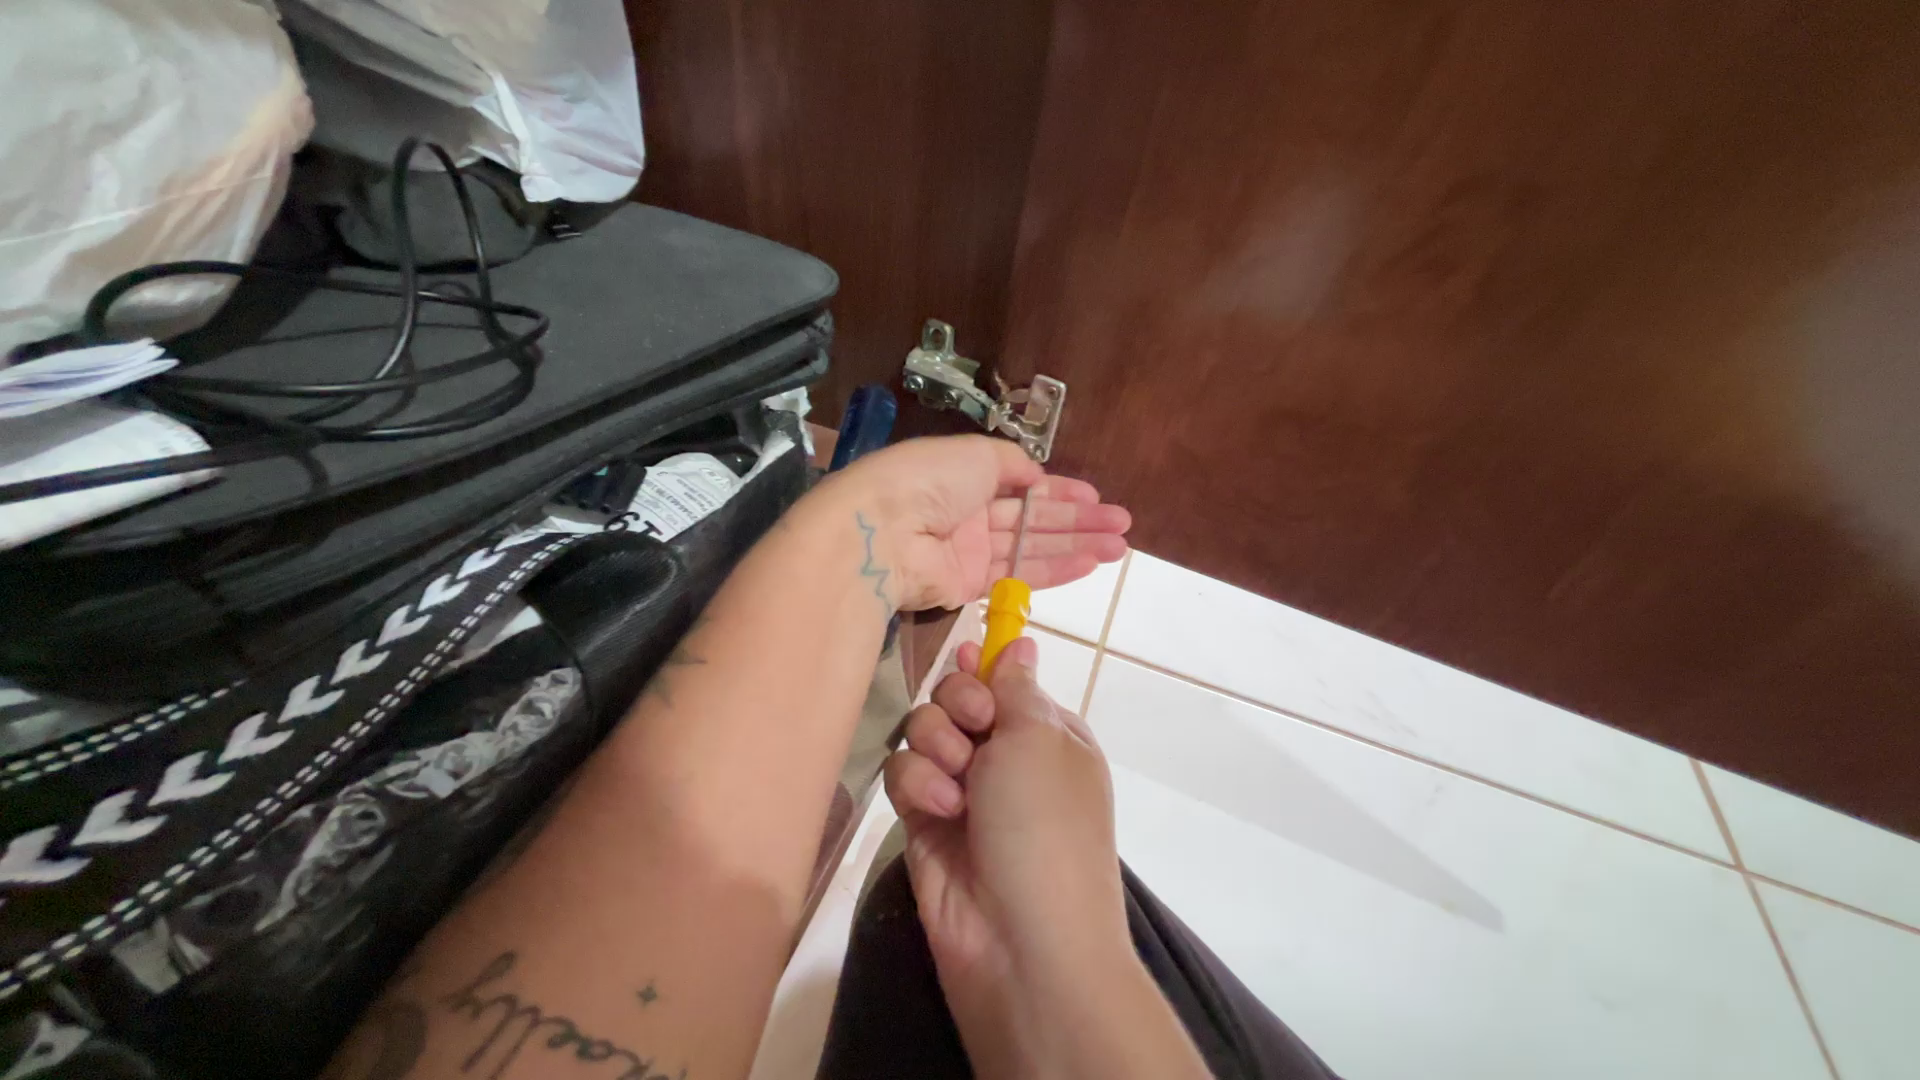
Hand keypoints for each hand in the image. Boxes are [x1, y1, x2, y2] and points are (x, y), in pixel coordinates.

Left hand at [823, 435, 1129, 610]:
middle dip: (1079, 519)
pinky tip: (1089, 563)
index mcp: (966, 475)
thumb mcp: (976, 454)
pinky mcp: (968, 584)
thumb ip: (1012, 464)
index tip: (1096, 496)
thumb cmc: (929, 479)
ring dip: (1076, 545)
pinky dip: (1055, 569)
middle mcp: (969, 511)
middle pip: (1033, 516)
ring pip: (1032, 546)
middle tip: (1122, 525)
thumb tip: (1036, 477)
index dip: (1060, 489)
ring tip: (1119, 546)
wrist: (883, 531)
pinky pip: (1019, 574)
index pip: (1022, 483)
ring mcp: (969, 550)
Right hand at [883, 637, 1132, 1035]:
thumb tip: (1020, 641)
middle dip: (956, 707)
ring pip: (922, 732)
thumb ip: (1015, 686)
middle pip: (955, 697)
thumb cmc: (1046, 825)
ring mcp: (963, 789)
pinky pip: (903, 774)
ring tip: (957, 787)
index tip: (968, 661)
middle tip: (974, 731)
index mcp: (1045, 732)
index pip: (1003, 678)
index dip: (982, 668)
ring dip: (935, 748)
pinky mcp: (925, 820)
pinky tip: (937, 811)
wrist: (1024, 945)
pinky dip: (917, 784)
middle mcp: (1004, 756)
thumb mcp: (1040, 740)